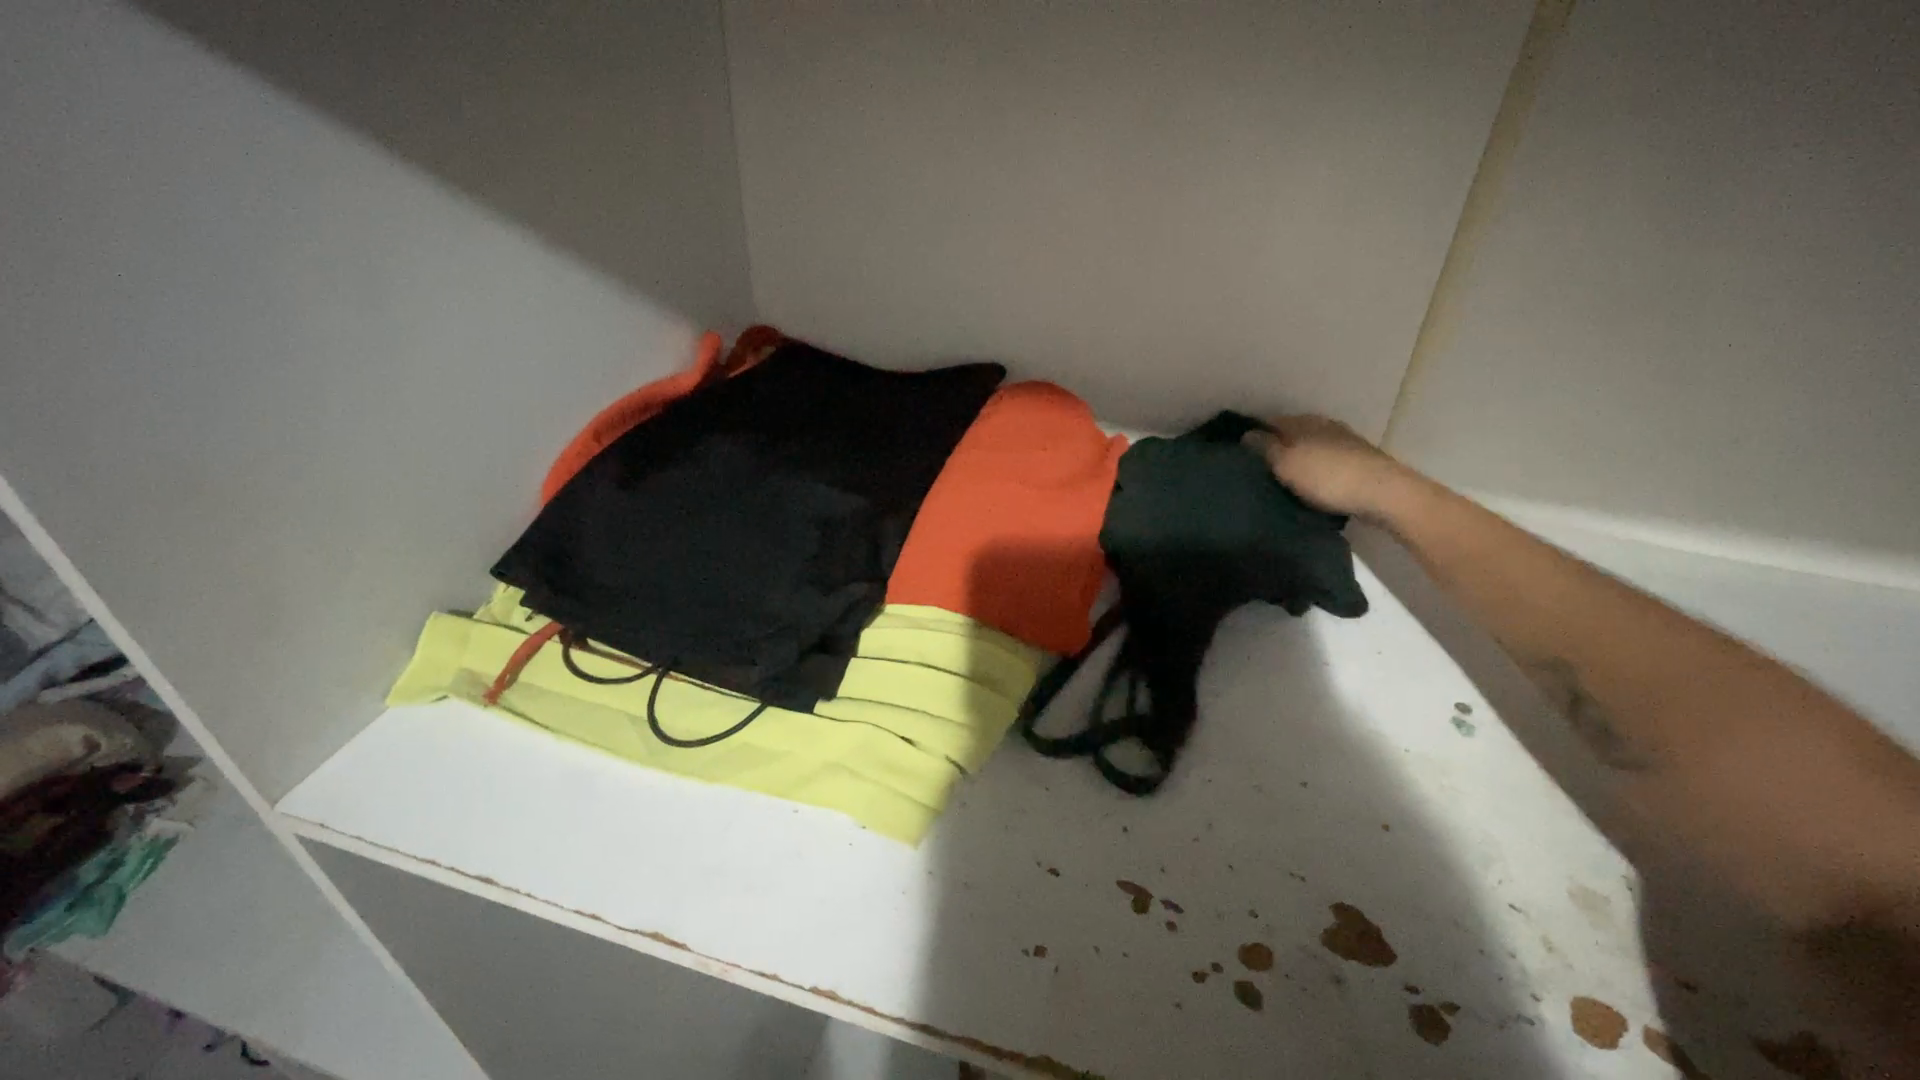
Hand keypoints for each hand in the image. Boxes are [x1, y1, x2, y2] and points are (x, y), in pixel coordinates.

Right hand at [1241, 415, 1416, 521]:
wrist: (1383, 492)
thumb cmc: (1327, 477)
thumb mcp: (1286, 464)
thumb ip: (1264, 448)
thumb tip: (1246, 434)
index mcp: (1302, 422)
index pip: (1269, 422)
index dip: (1254, 436)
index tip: (1241, 455)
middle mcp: (1323, 425)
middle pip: (1292, 433)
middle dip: (1277, 447)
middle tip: (1261, 471)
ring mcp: (1344, 440)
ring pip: (1311, 446)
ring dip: (1299, 459)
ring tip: (1285, 480)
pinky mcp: (1359, 459)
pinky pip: (1328, 460)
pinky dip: (1317, 468)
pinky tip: (1313, 483)